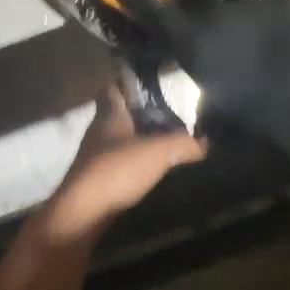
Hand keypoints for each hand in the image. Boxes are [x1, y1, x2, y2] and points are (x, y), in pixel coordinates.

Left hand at [41, 87, 204, 242]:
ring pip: (119, 136)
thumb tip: (204, 143)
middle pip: (118, 111)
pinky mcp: (97, 176)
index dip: (127, 79)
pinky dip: (135, 159)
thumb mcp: (158, 152)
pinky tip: (152, 166)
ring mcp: (95, 153)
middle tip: (168, 110)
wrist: (84, 211)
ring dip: (138, 136)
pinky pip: (119, 159)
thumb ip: (183, 144)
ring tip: (166, 137)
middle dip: (139, 110)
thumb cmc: (116, 169)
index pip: (113, 86)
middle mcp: (99, 129)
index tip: (149, 79)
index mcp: (109, 113)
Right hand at [114, 0, 289, 179]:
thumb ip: (199, 98)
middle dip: (193, 11)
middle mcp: (217, 17)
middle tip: (202, 30)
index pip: (154, 12)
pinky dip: (262, 16)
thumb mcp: (222, 118)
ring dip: (231, 12)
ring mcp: (252, 6)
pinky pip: (263, 4)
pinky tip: (272, 36)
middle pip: (195, 2)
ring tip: (243, 33)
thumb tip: (193, 97)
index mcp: (195, 45)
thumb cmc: (266, 126)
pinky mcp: (284, 5)